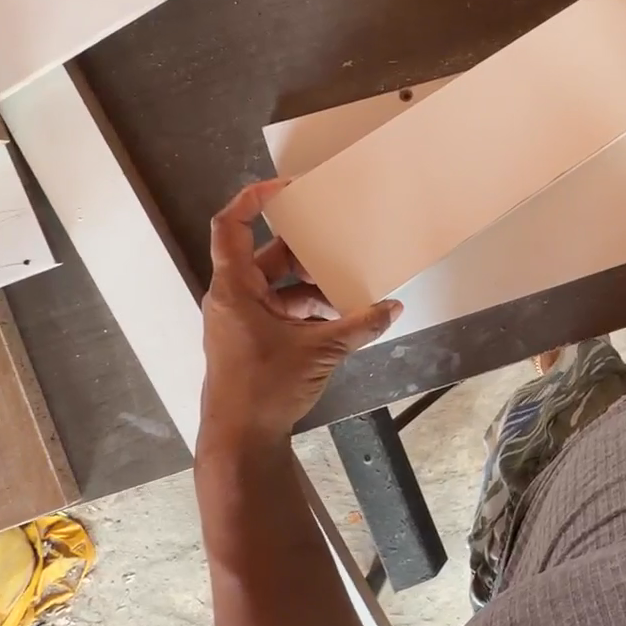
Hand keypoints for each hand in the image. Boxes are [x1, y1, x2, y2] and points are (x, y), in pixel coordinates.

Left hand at [198, 179, 401, 452]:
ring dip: (313, 285)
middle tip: (339, 242)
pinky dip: (310, 309)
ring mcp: (243, 319)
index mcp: (235, 289)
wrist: (240, 439)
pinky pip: (284, 309)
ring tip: (349, 288)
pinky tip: (342, 318)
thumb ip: (360, 325)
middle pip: (267, 256)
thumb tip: (394, 307)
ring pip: (279, 286)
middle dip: (305, 251)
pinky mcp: (254, 338)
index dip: (254, 200)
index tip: (287, 187)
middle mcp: (234, 298)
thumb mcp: (321, 350)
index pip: (232, 228)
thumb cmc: (265, 386)